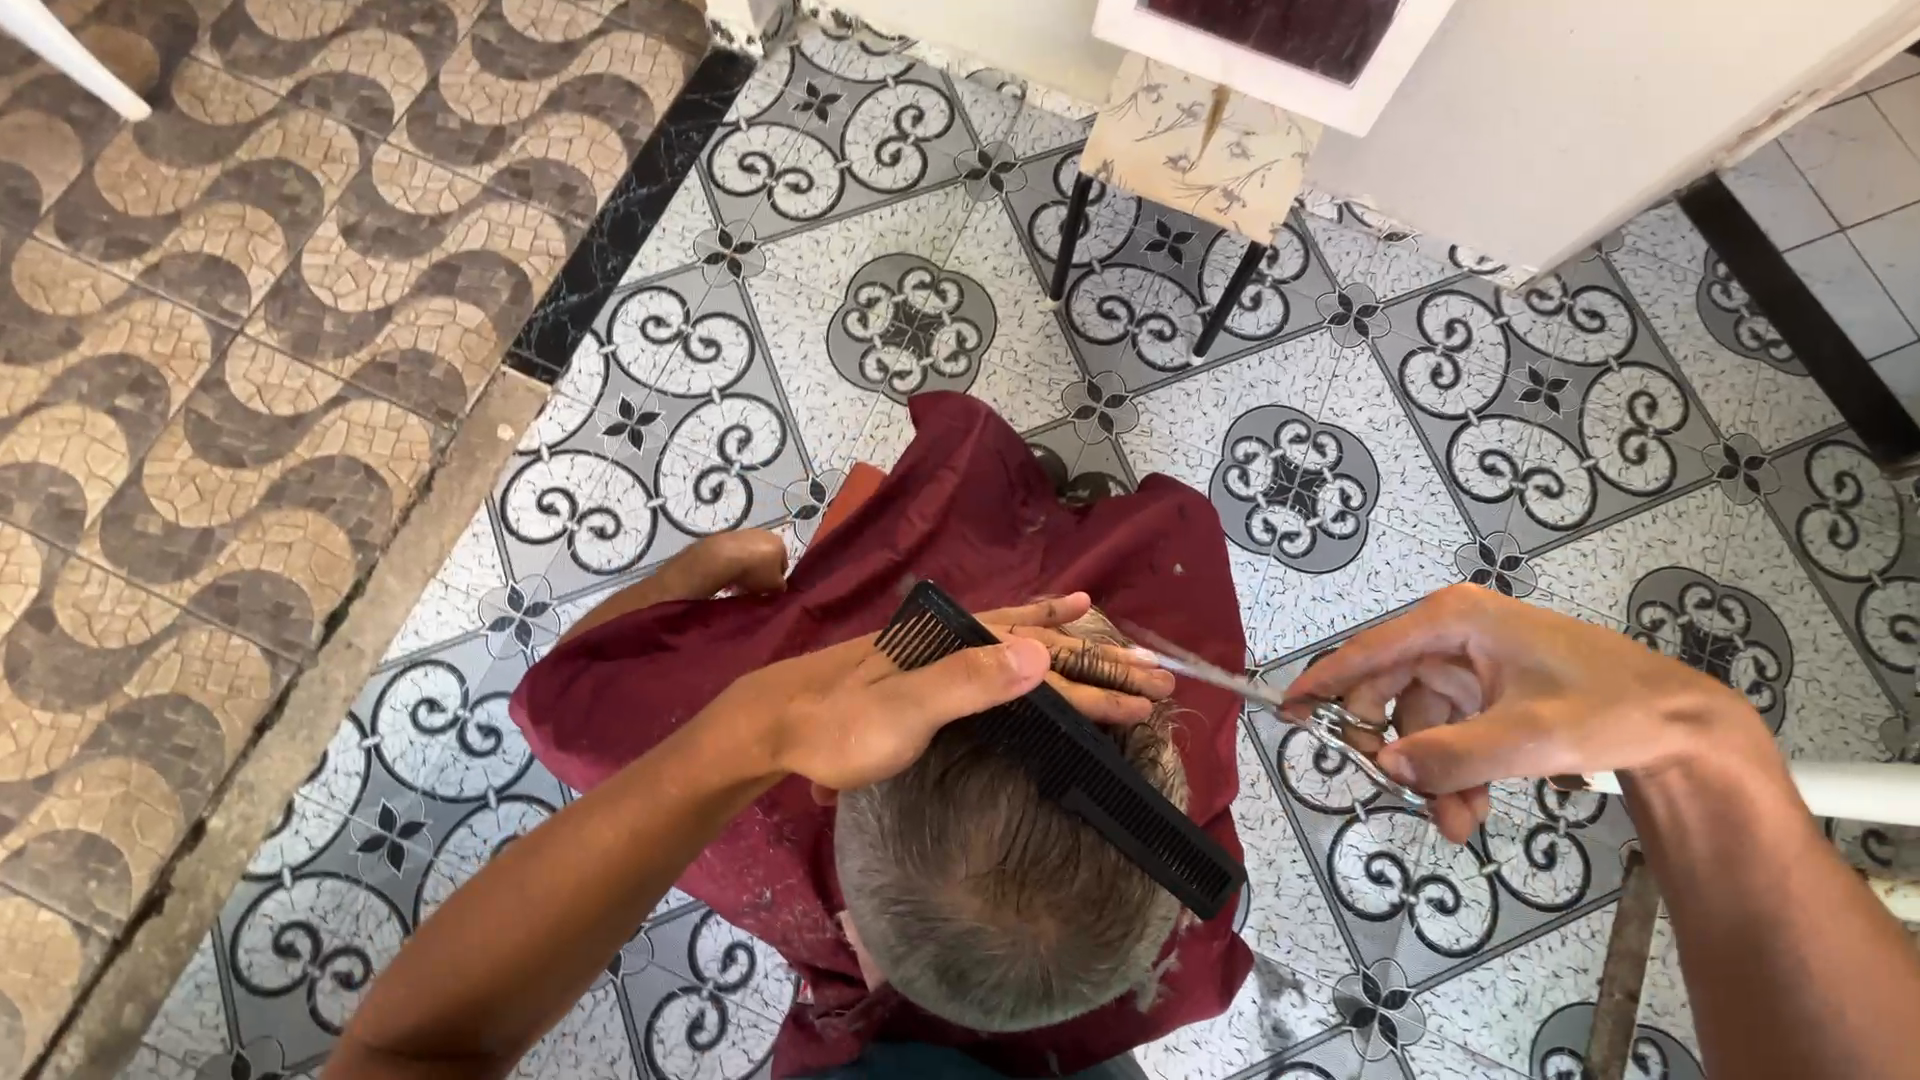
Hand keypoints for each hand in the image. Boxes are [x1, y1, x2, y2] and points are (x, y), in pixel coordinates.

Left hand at [677, 529, 787, 595]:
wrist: (723, 557)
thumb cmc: (755, 571)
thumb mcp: (774, 585)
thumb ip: (781, 586)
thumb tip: (780, 585)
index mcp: (780, 544)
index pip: (783, 565)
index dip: (777, 579)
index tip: (768, 588)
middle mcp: (766, 534)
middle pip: (767, 557)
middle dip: (762, 570)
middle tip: (754, 584)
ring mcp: (747, 533)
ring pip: (752, 554)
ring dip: (748, 565)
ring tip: (740, 579)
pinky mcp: (730, 534)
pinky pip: (737, 551)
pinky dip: (735, 560)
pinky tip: (730, 571)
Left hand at [710, 593, 1171, 793]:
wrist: (776, 719)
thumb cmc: (838, 726)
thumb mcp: (902, 712)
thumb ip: (967, 682)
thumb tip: (1038, 651)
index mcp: (962, 647)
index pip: (1047, 666)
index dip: (1100, 684)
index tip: (1150, 698)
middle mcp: (958, 635)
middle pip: (1042, 643)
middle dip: (1099, 658)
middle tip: (1155, 671)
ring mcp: (940, 644)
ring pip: (1017, 632)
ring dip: (1062, 631)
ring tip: (1097, 616)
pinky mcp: (926, 660)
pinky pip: (988, 638)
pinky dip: (1016, 630)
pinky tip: (1022, 629)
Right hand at [1281, 584, 1769, 843]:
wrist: (1685, 726)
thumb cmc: (1610, 710)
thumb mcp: (1531, 737)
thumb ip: (1453, 754)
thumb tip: (1385, 767)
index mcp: (1453, 620)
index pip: (1367, 650)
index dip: (1323, 681)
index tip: (1286, 709)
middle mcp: (1450, 634)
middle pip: (1388, 693)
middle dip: (1396, 751)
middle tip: (1398, 793)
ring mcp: (1466, 662)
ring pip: (1415, 722)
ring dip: (1429, 773)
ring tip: (1457, 821)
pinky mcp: (1482, 689)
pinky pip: (1444, 731)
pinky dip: (1451, 769)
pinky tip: (1472, 805)